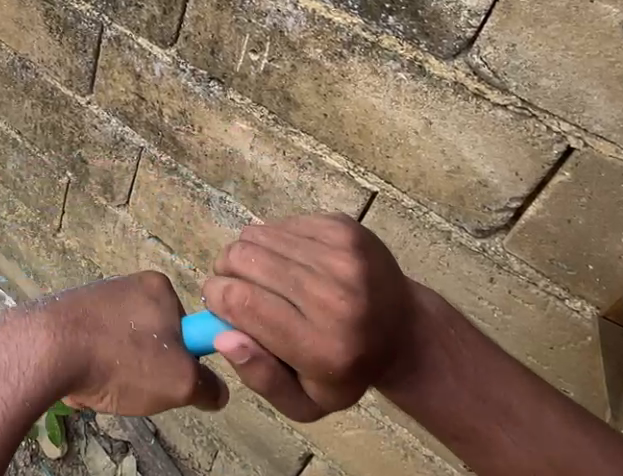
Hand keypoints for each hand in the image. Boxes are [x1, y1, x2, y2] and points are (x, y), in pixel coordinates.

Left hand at [8, 272, 228, 416]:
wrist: (46, 350)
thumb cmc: (119, 359)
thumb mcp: (181, 381)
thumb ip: (208, 386)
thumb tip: (213, 391)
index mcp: (158, 287)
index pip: (190, 330)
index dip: (185, 361)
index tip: (169, 376)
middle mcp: (128, 285)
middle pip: (156, 342)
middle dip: (149, 371)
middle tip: (137, 386)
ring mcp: (97, 298)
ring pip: (125, 351)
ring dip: (120, 375)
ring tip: (106, 384)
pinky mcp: (72, 314)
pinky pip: (97, 351)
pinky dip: (94, 370)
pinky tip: (84, 379)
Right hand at [202, 214, 413, 420]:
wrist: (406, 333)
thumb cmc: (346, 369)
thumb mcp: (305, 400)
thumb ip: (259, 375)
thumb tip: (222, 336)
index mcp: (323, 347)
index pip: (238, 301)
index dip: (216, 298)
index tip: (221, 305)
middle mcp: (336, 298)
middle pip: (240, 258)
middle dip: (228, 272)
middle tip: (244, 290)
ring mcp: (342, 256)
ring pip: (254, 235)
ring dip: (250, 254)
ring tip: (271, 277)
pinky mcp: (343, 227)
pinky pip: (278, 222)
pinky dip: (275, 241)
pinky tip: (295, 262)